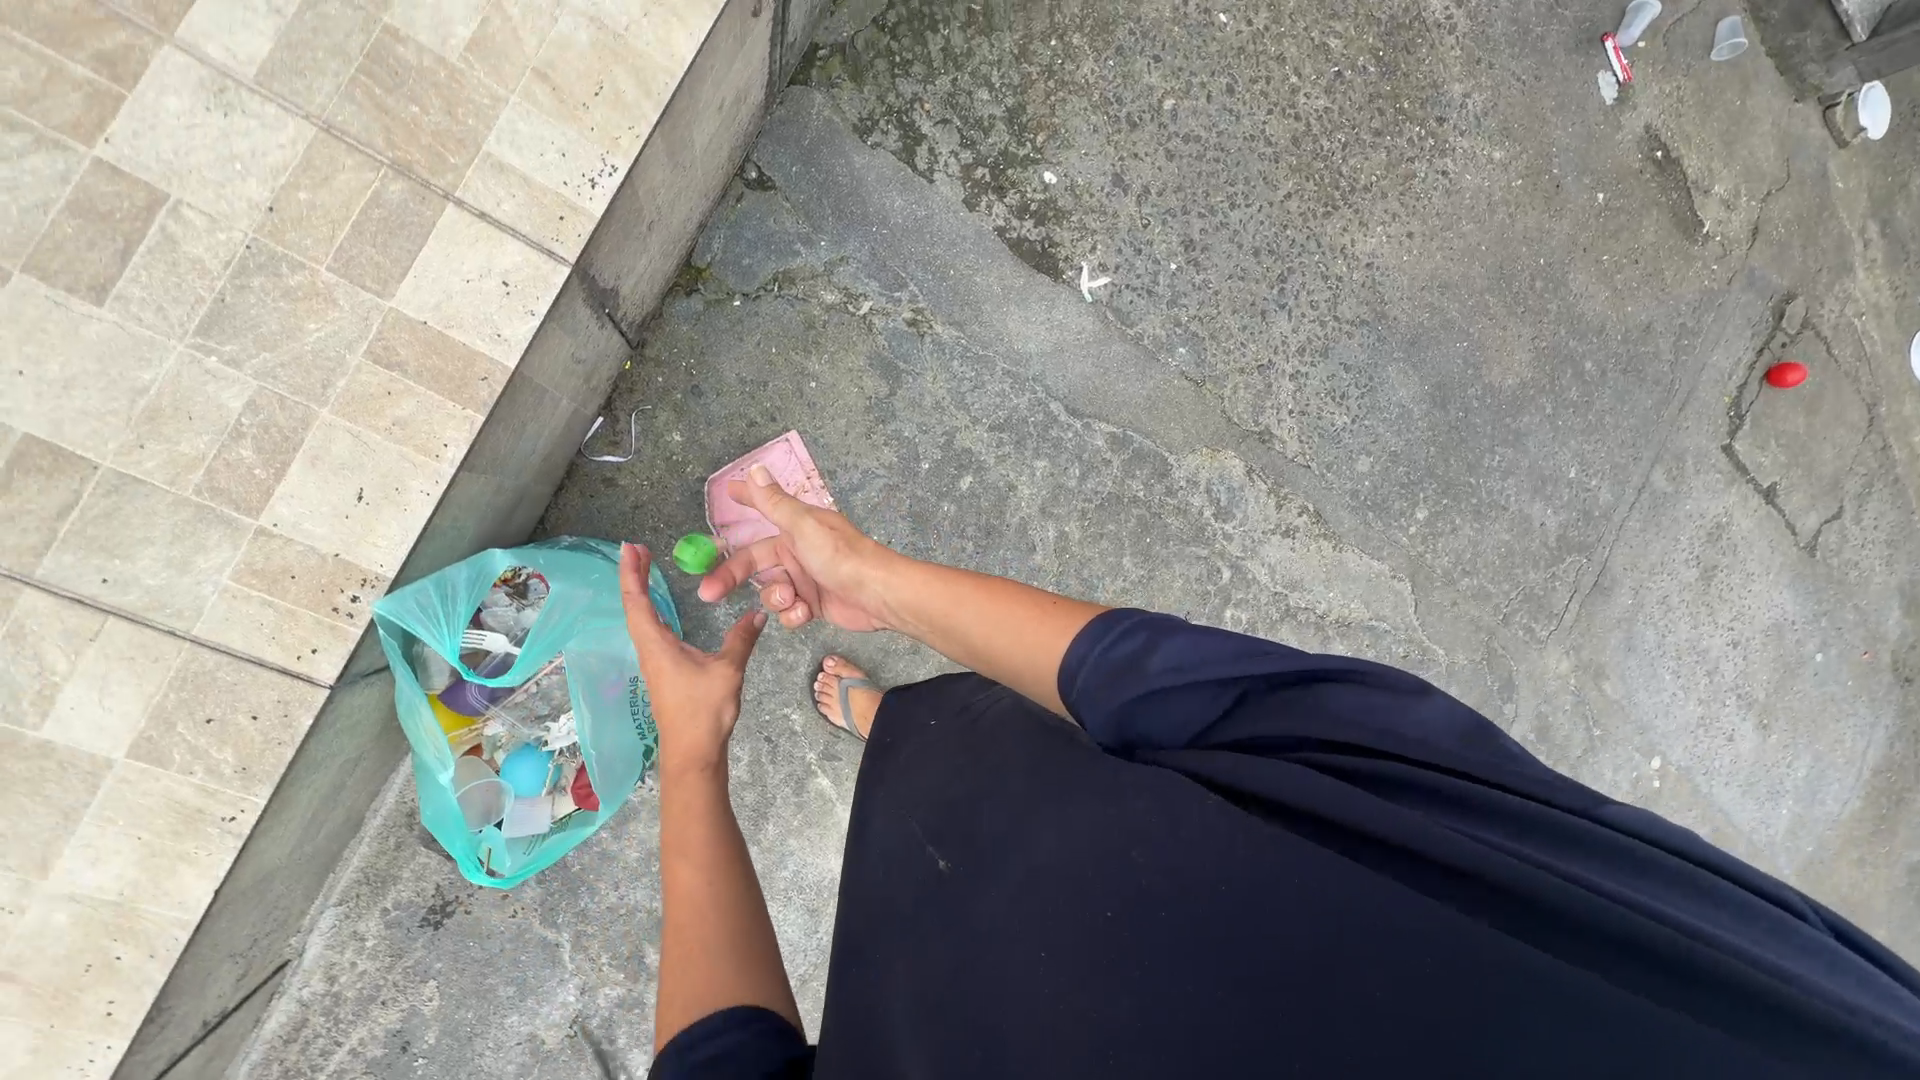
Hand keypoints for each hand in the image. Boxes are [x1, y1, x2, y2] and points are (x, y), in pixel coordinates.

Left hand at [620, 542, 765, 775]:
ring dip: (641, 593)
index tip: (630, 548)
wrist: (693, 751)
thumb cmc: (704, 710)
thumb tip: (758, 613)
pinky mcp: (663, 671)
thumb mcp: (728, 670)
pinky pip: (650, 631)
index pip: (638, 602)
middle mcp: (649, 650)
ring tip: (647, 571)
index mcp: (657, 645)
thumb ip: (742, 639)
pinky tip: (661, 610)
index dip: (631, 573)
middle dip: (634, 577)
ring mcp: (654, 662)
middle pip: (635, 607)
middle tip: (638, 551)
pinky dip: (651, 611)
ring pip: (641, 619)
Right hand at [697, 463, 901, 631]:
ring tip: (792, 599)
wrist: (877, 595)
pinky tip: (806, 613)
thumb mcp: (804, 526)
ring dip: (776, 599)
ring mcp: (806, 579)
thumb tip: (755, 470)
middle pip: (754, 564)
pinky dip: (794, 615)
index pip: (763, 510)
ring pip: (770, 592)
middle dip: (732, 577)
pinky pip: (789, 612)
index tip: (727, 491)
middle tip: (708, 592)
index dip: (745, 501)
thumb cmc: (842, 556)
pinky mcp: (814, 605)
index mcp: (796, 527)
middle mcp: (798, 551)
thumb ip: (775, 503)